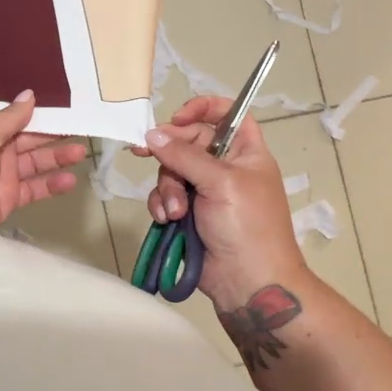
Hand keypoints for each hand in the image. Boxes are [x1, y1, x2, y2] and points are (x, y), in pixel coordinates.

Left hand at [0, 90, 87, 253]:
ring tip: (82, 152)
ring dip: (57, 158)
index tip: (66, 107)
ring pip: (34, 164)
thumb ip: (10, 117)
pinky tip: (71, 180)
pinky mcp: (8, 200)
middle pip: (28, 139)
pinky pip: (34, 189)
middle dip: (53, 134)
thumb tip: (30, 94)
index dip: (38, 114)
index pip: (14, 118)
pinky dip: (52, 185)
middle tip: (84, 128)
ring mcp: (0, 176)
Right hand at [133, 96, 308, 309]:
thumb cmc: (247, 225)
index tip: (176, 118)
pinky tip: (167, 221)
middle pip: (186, 142)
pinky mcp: (187, 213)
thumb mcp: (221, 183)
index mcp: (245, 152)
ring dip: (166, 189)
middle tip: (143, 153)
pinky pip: (164, 197)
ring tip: (175, 213)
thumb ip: (184, 155)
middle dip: (169, 156)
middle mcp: (225, 167)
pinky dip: (161, 206)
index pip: (227, 114)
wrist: (248, 281)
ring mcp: (204, 191)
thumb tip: (151, 133)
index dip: (202, 109)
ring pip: (170, 171)